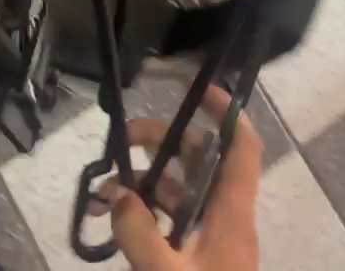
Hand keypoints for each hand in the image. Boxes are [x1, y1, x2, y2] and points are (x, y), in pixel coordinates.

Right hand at [109, 86, 261, 270]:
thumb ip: (139, 233)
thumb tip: (117, 193)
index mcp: (231, 216)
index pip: (243, 149)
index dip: (227, 113)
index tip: (196, 90)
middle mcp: (225, 220)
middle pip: (199, 160)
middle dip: (160, 141)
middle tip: (121, 139)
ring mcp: (210, 241)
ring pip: (178, 189)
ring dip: (142, 179)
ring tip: (101, 189)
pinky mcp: (195, 259)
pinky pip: (168, 219)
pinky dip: (141, 211)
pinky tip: (108, 218)